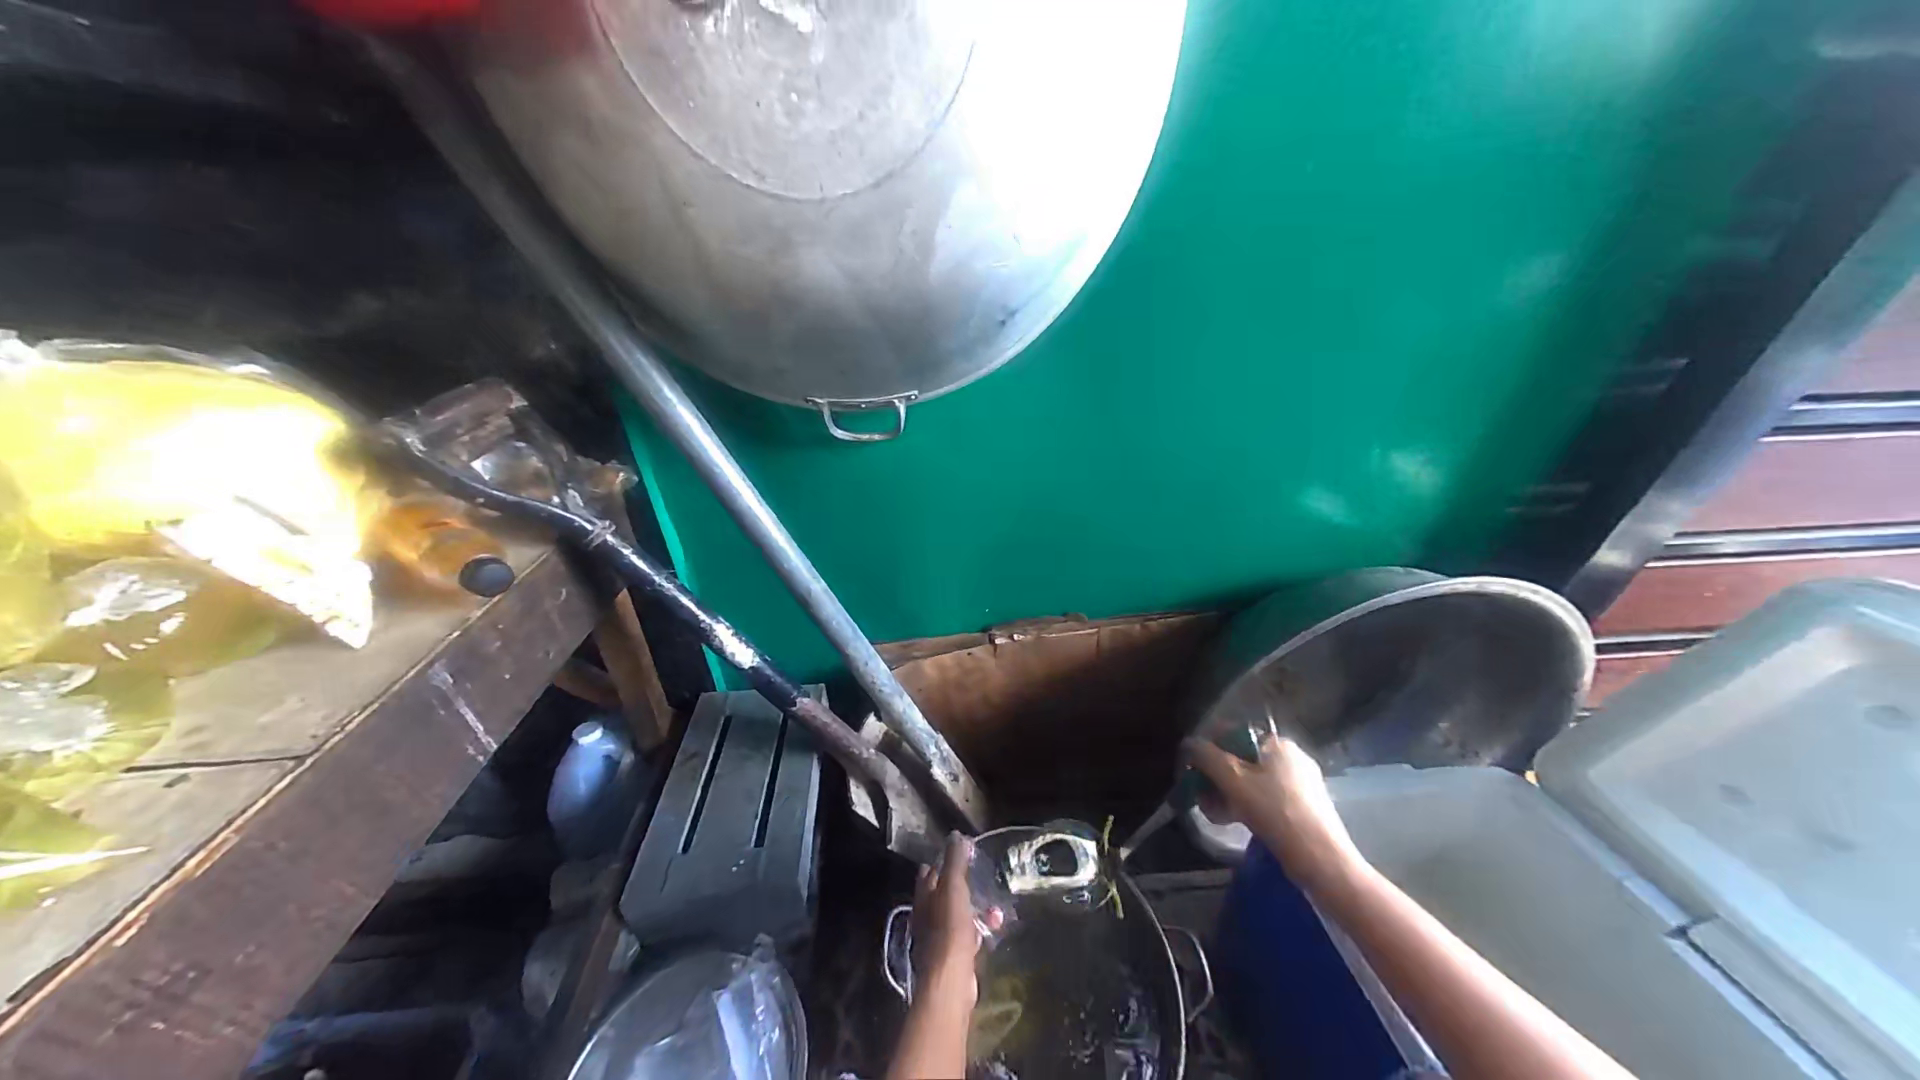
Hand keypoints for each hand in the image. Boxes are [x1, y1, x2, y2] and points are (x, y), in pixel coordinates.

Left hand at [911, 832, 984, 1005]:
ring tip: (995, 905)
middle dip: (963, 884)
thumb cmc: (950, 927)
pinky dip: (980, 927)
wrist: (951, 978)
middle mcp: (927, 914)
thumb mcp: (954, 887)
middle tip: (981, 876)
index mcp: (924, 896)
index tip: (963, 852)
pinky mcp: (953, 954)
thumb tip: (956, 834)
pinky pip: (968, 934)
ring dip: (976, 907)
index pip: (930, 871)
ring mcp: (939, 936)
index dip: (944, 860)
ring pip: (958, 913)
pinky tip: (994, 926)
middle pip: (944, 892)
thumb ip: (955, 861)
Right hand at [1187, 731, 1363, 894]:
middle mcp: (1290, 757)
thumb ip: (1205, 756)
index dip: (1207, 749)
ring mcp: (1299, 783)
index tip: (1192, 769)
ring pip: (1251, 781)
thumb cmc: (1275, 811)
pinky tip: (1233, 821)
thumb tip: (1188, 744)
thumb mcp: (1232, 778)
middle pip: (1240, 759)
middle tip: (1200, 796)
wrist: (1322, 860)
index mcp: (1277, 743)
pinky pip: (1265, 798)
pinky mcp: (1302, 807)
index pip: (1232, 733)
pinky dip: (1246, 806)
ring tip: (1213, 814)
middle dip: (1216, 777)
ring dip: (1226, 794)